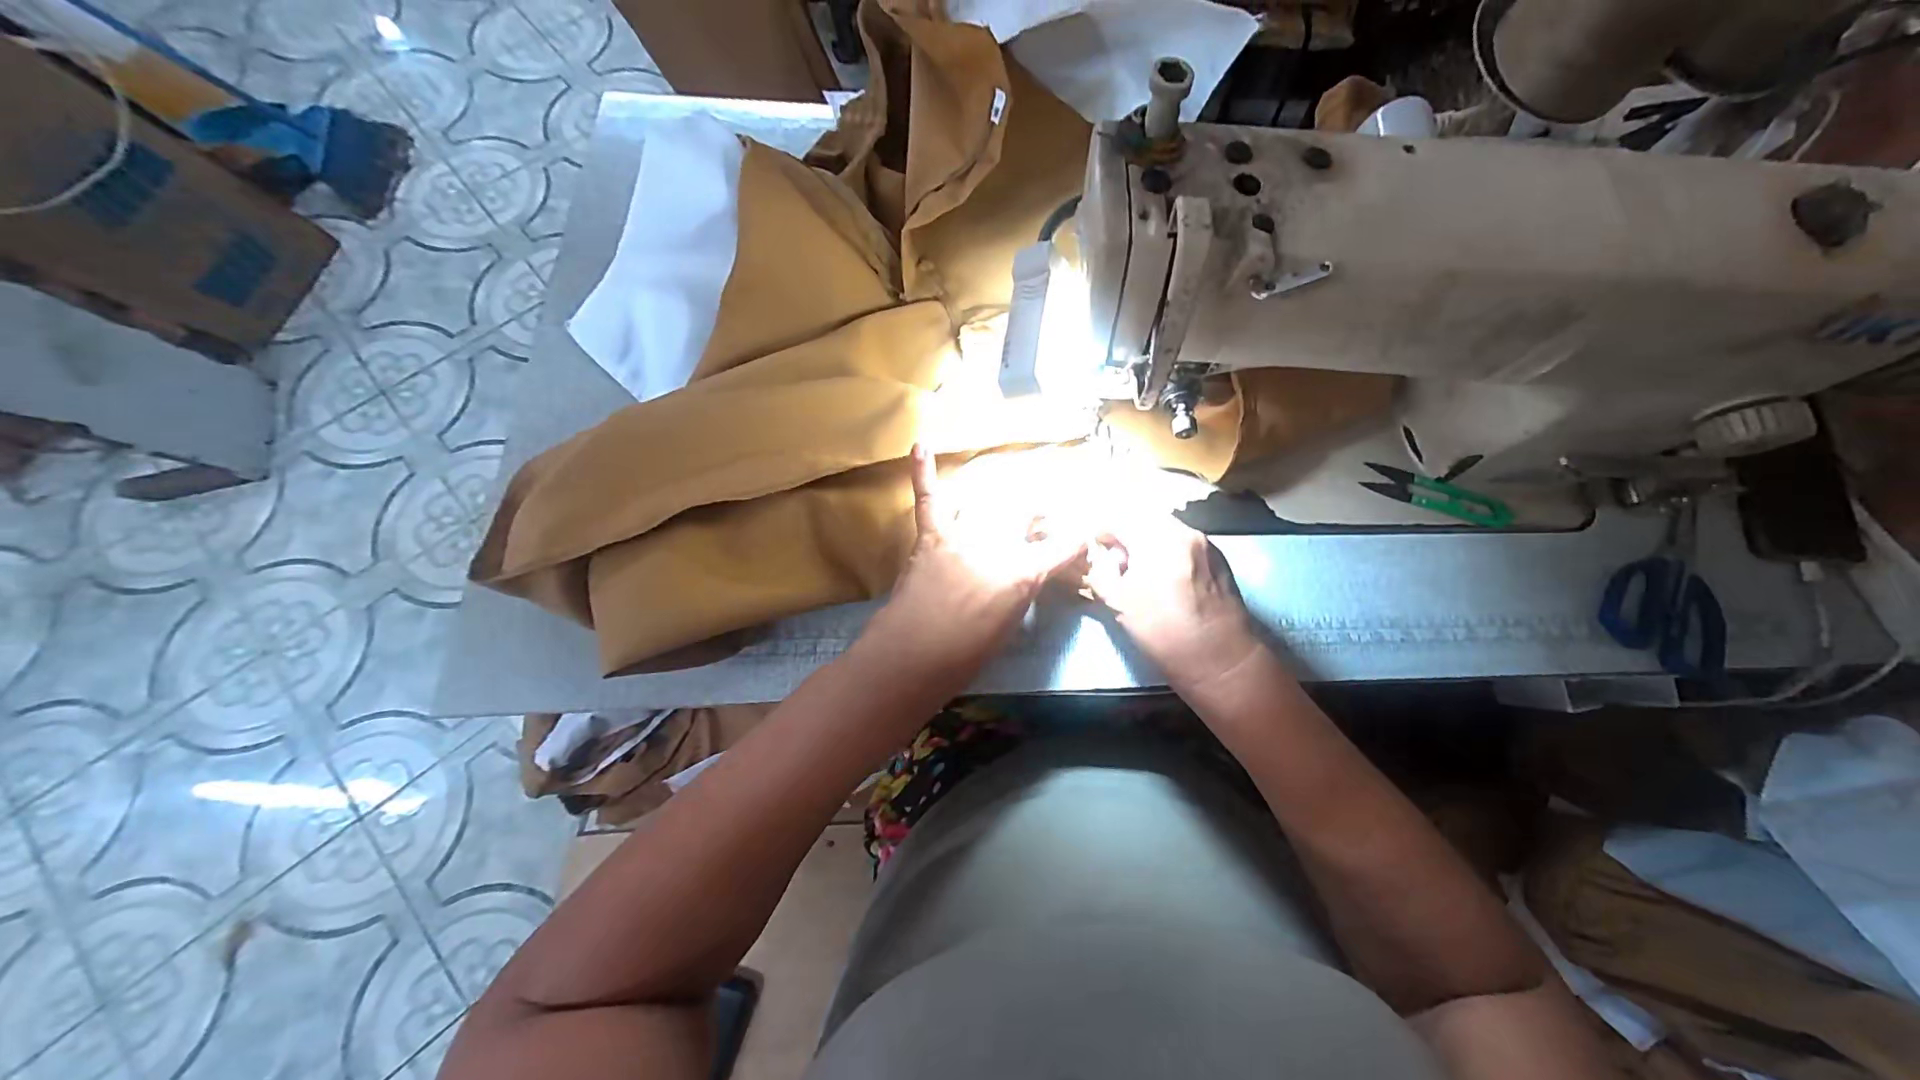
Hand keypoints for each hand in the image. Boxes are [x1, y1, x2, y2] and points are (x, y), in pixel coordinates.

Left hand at [863, 445, 1087, 693]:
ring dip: (1001, 499)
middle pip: (1027, 514)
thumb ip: (1023, 590)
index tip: (1087, 535)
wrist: (913, 655)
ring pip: (987, 503)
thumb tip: (1027, 572)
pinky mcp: (931, 536)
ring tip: (1012, 494)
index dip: (1078, 540)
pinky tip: (921, 444)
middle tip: (1043, 521)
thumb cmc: (966, 654)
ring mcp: (962, 537)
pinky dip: (922, 473)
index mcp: (1024, 574)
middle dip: (1040, 516)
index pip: (1063, 546)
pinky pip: (929, 499)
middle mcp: (998, 546)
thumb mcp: (1010, 624)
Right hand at [1085, 514, 1262, 691]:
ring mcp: (1205, 543)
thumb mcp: (1118, 603)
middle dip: (1128, 533)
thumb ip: (1102, 572)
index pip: (1120, 519)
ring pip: (1167, 529)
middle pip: (1145, 519)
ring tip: (1142, 568)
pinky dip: (1169, 549)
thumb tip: (1104, 557)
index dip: (1104, 532)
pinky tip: (1166, 576)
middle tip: (1119, 558)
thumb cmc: (1163, 632)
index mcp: (1157, 540)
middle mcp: (1184, 532)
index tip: (1098, 548)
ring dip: (1149, 540)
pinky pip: (1185, 542)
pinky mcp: (1218, 557)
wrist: (1221, 658)